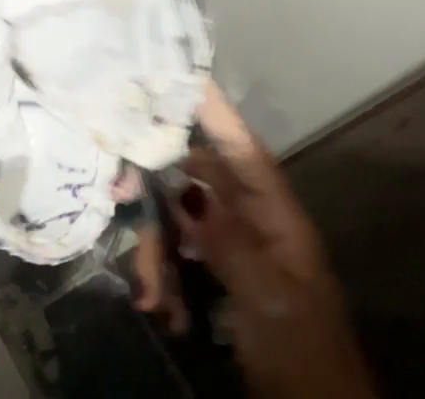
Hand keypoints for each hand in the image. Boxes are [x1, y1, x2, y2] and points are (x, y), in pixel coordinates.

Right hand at [139, 82, 374, 398]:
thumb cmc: (302, 348)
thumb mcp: (269, 295)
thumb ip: (231, 242)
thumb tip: (191, 196)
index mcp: (278, 220)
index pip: (245, 154)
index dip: (218, 115)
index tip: (184, 76)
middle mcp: (253, 224)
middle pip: (199, 185)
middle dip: (161, 191)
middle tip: (122, 190)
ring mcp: (234, 250)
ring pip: (181, 222)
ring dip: (160, 250)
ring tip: (151, 294)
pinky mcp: (218, 275)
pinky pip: (180, 257)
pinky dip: (164, 276)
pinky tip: (158, 304)